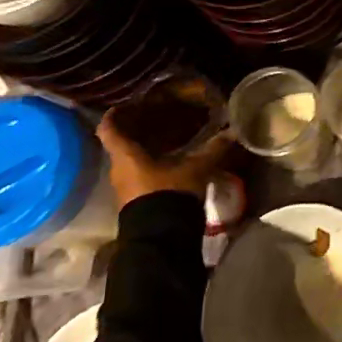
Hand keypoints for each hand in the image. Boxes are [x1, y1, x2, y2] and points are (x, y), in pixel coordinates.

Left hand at [97, 108, 233, 208]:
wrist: (161, 236)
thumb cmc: (170, 192)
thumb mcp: (196, 169)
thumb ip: (213, 149)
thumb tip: (233, 132)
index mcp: (126, 156)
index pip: (109, 129)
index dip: (114, 115)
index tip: (124, 105)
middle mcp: (119, 169)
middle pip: (120, 145)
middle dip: (135, 132)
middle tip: (155, 120)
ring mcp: (125, 187)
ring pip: (129, 162)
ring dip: (143, 151)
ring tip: (165, 141)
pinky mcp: (134, 200)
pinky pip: (137, 176)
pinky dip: (149, 166)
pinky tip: (169, 164)